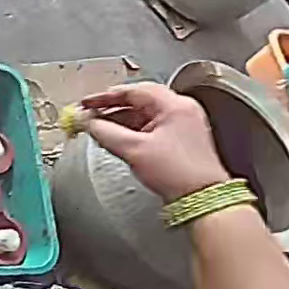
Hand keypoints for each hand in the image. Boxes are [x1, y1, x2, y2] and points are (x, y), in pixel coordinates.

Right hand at [80, 82, 230, 200]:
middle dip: (111, 109)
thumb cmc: (178, 173)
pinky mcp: (177, 139)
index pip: (133, 91)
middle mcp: (180, 110)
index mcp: (174, 105)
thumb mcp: (134, 150)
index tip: (87, 103)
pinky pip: (149, 128)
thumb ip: (105, 132)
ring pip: (142, 115)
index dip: (105, 97)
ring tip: (99, 129)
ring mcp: (180, 124)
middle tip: (90, 115)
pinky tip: (117, 139)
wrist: (201, 196)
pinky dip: (131, 131)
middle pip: (138, 101)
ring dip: (119, 121)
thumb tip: (88, 122)